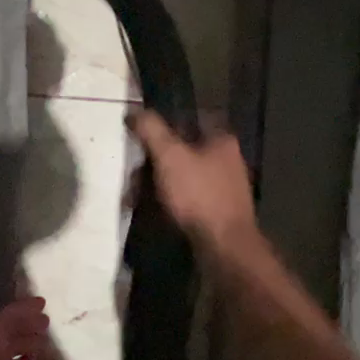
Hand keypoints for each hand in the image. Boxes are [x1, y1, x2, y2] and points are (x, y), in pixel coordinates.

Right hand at [129, 112, 257, 248]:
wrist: (225, 247)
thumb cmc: (199, 195)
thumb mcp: (170, 156)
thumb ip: (151, 131)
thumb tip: (134, 112)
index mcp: (221, 139)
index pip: (189, 119)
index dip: (162, 126)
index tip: (139, 138)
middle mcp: (226, 160)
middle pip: (181, 151)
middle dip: (152, 164)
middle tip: (133, 179)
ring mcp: (223, 188)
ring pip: (180, 177)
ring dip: (155, 187)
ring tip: (134, 201)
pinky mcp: (217, 213)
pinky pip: (186, 200)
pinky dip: (167, 204)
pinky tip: (150, 214)